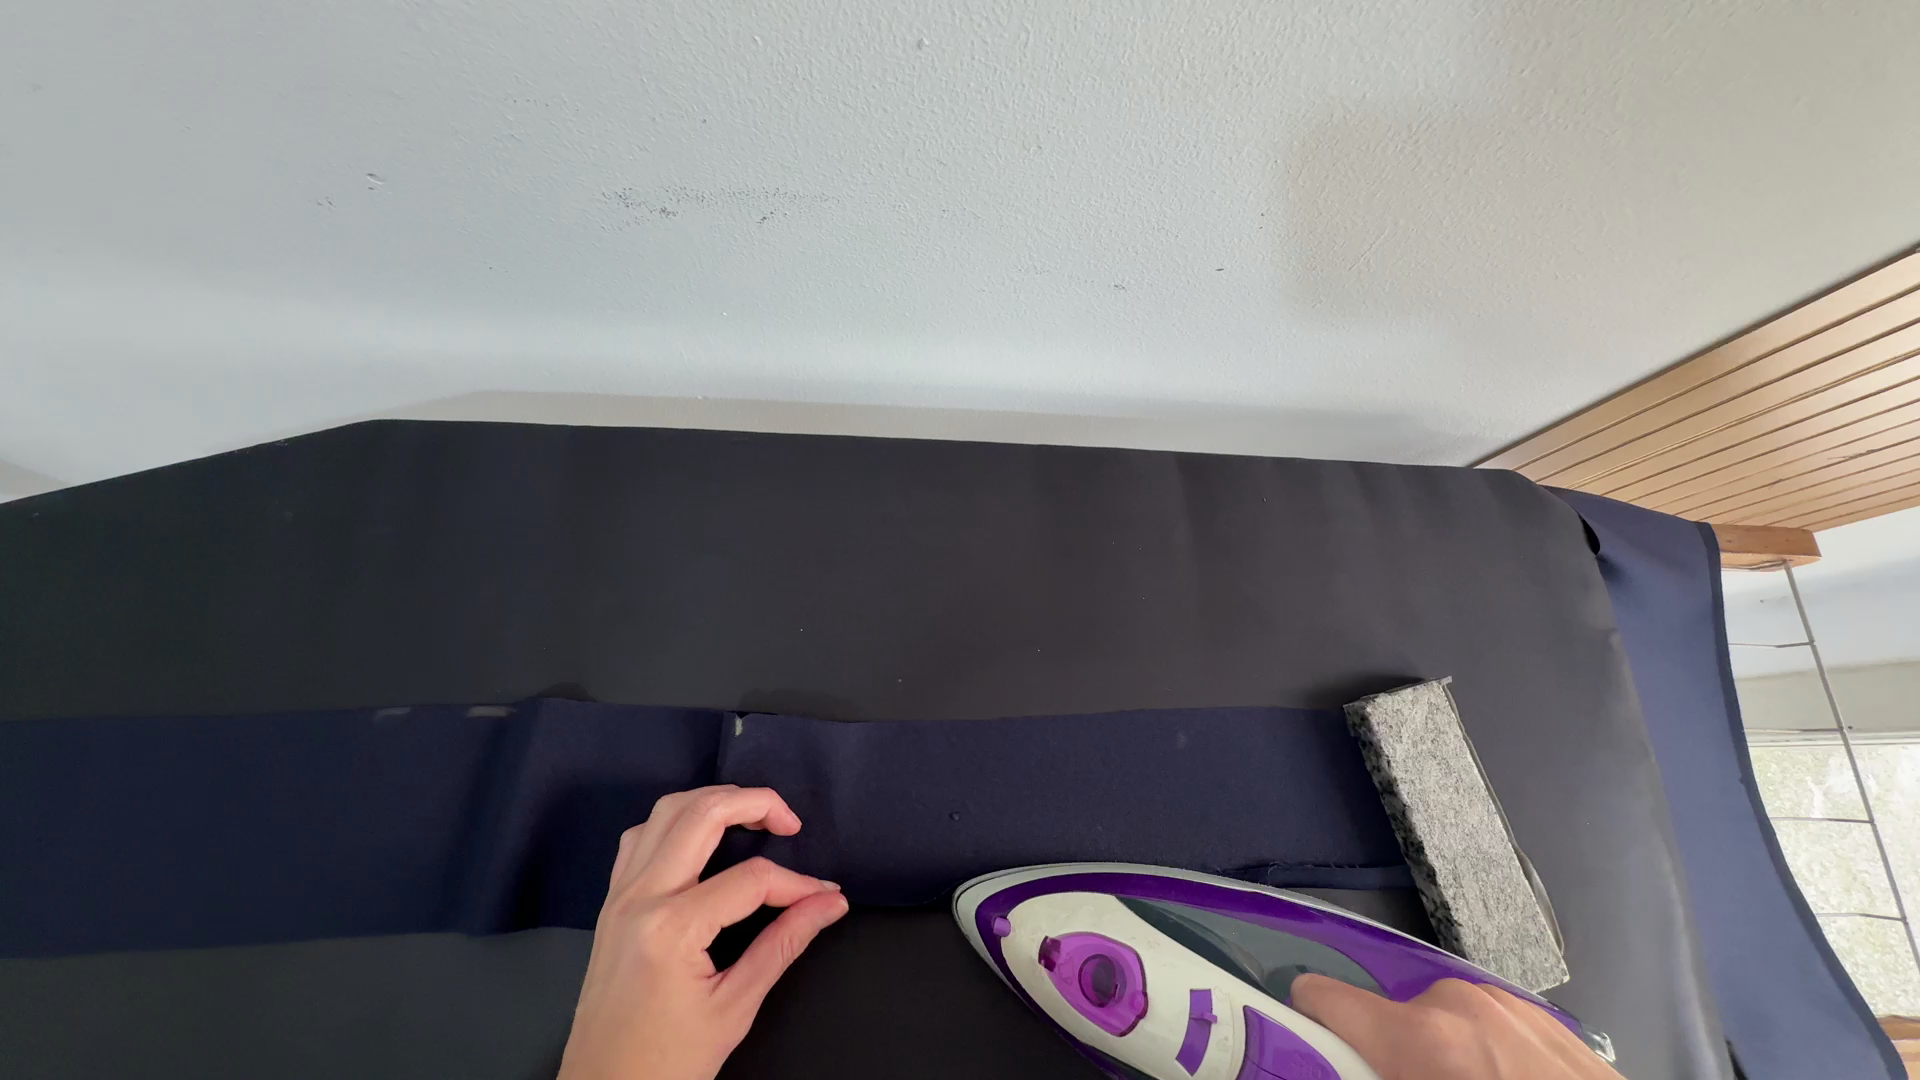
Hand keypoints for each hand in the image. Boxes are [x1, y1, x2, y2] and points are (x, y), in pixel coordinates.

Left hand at [557, 785, 849, 1079]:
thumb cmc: (668, 1063)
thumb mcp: (735, 1007)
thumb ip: (785, 944)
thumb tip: (832, 903)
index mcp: (673, 928)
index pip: (751, 879)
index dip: (797, 884)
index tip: (826, 897)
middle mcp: (641, 896)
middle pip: (703, 814)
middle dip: (757, 803)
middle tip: (790, 822)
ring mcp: (620, 894)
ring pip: (667, 810)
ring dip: (715, 801)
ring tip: (753, 816)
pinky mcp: (611, 901)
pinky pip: (641, 835)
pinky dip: (677, 820)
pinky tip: (702, 838)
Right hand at [1290, 975, 1619, 1079]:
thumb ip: (1367, 1072)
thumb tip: (1319, 1067)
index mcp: (1425, 1038)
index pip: (1317, 996)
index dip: (1308, 1032)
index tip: (1321, 1061)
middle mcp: (1461, 1003)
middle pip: (1383, 1016)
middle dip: (1386, 1058)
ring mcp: (1513, 1007)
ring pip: (1439, 1020)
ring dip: (1439, 1058)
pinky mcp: (1555, 1022)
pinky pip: (1490, 1027)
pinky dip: (1486, 1059)